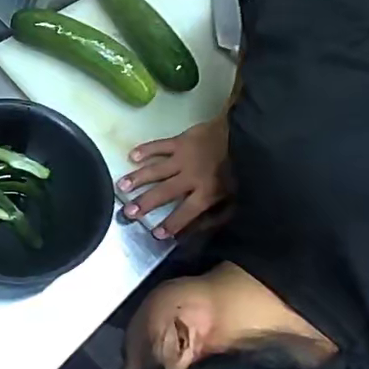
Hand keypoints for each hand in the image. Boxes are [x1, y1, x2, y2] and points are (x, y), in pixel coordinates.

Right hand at [119, 118, 228, 239]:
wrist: (246, 135)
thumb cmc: (240, 169)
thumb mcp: (237, 197)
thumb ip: (219, 214)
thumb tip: (201, 229)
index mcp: (208, 192)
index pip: (186, 211)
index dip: (172, 223)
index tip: (156, 233)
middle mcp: (192, 176)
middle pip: (165, 192)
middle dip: (145, 203)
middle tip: (128, 211)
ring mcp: (184, 157)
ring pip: (156, 169)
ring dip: (138, 178)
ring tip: (122, 186)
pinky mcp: (180, 140)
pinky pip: (158, 145)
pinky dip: (145, 150)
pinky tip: (132, 156)